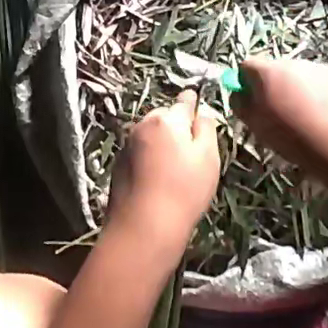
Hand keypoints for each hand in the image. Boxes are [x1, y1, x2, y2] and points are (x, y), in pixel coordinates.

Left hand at [107, 88, 220, 237]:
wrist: (144, 227)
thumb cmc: (184, 190)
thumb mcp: (208, 157)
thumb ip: (206, 127)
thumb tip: (201, 110)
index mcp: (166, 119)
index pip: (184, 100)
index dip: (194, 104)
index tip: (198, 109)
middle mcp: (142, 125)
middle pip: (164, 117)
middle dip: (176, 126)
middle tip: (191, 151)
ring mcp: (127, 145)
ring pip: (150, 135)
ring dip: (161, 143)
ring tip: (174, 168)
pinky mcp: (118, 164)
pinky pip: (139, 152)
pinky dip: (148, 158)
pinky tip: (157, 180)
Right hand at [235, 57, 327, 174]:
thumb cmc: (292, 136)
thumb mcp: (256, 125)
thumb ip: (241, 104)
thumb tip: (239, 93)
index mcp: (267, 72)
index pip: (246, 65)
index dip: (246, 82)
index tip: (252, 102)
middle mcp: (292, 63)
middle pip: (274, 70)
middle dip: (273, 86)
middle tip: (278, 114)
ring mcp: (318, 68)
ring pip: (299, 76)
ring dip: (296, 90)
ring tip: (305, 119)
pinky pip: (321, 83)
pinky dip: (319, 95)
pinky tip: (324, 118)